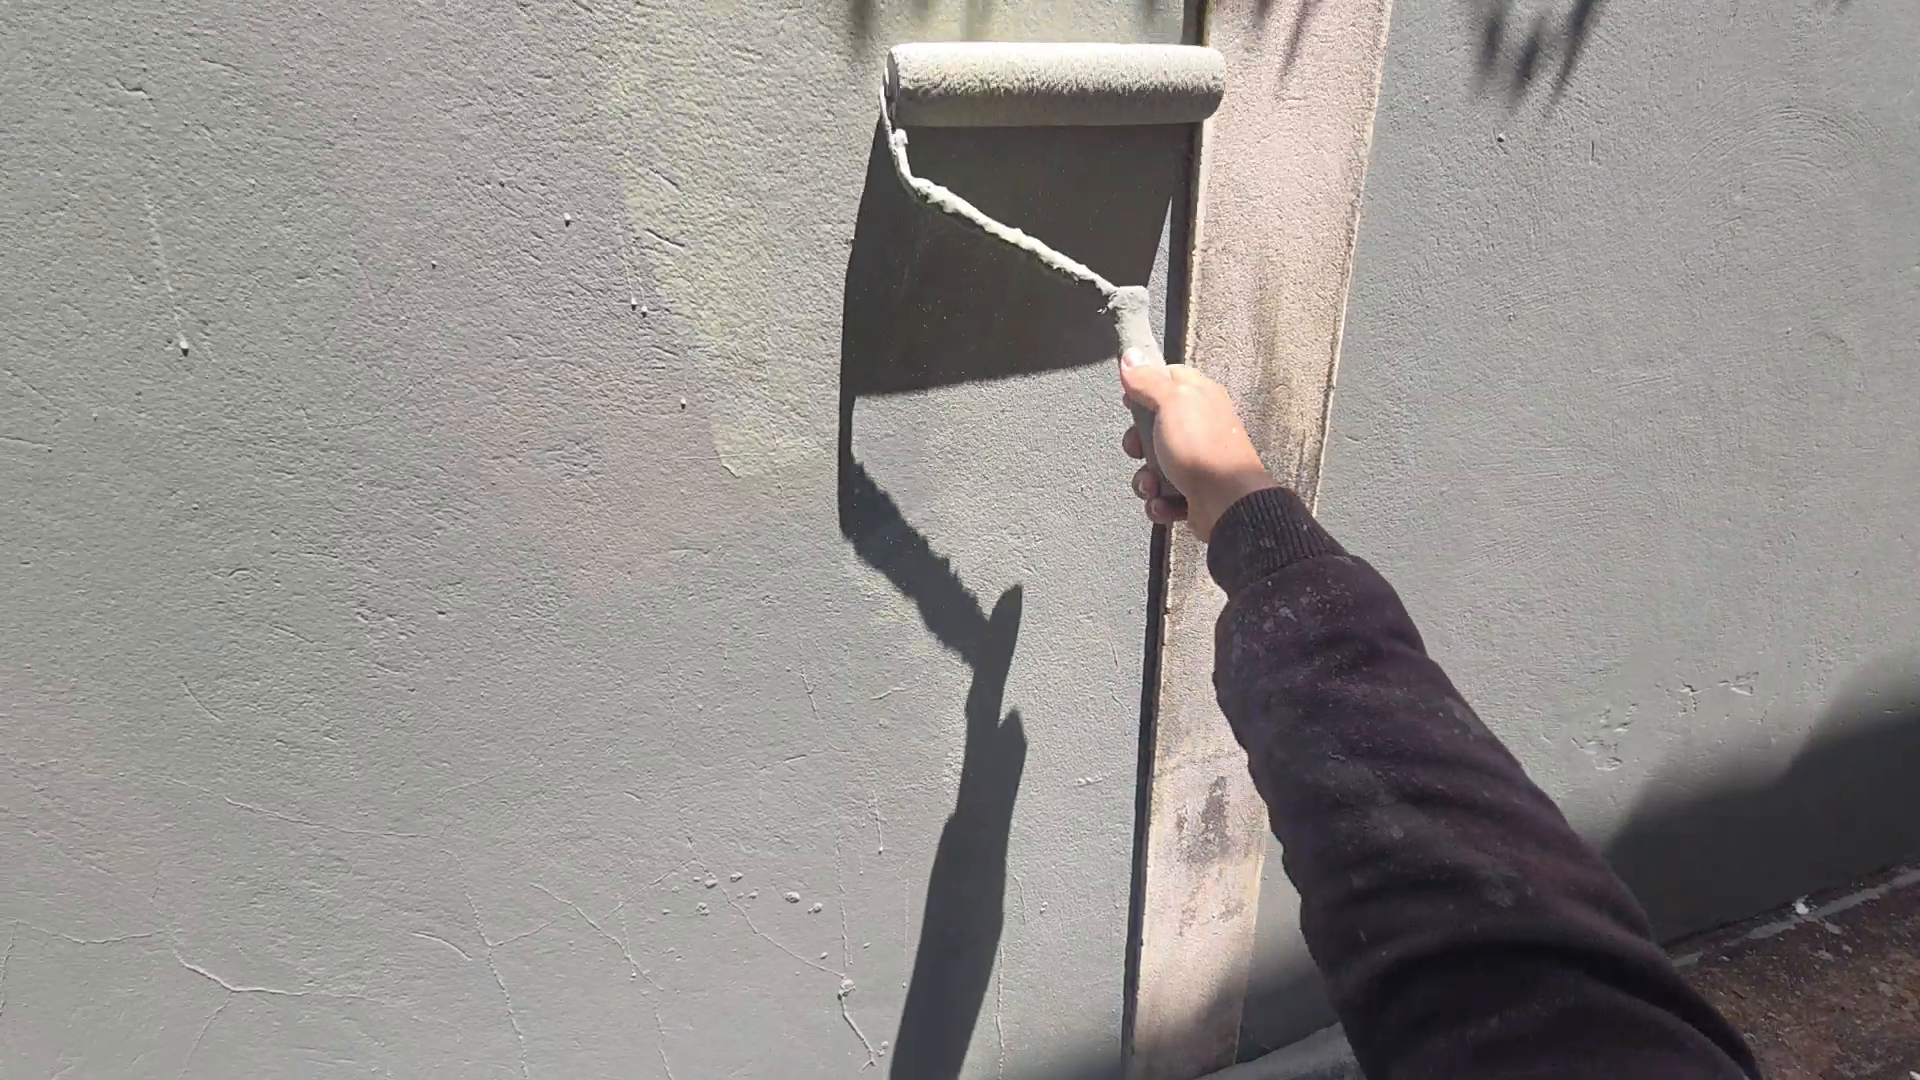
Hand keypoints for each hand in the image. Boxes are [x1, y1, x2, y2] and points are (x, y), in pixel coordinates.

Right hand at [1120, 348, 1279, 542]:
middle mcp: (1199, 426)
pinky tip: (1165, 502)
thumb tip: (1130, 355)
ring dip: (1144, 479)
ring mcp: (1195, 460)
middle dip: (1137, 444)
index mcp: (1199, 397)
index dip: (1142, 387)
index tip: (1129, 400)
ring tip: (1153, 486)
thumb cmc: (1202, 448)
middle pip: (1152, 427)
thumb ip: (1148, 380)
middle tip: (1139, 450)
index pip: (1166, 378)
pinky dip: (1159, 502)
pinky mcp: (1192, 491)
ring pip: (1152, 465)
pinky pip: (1162, 494)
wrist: (1227, 503)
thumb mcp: (1171, 403)